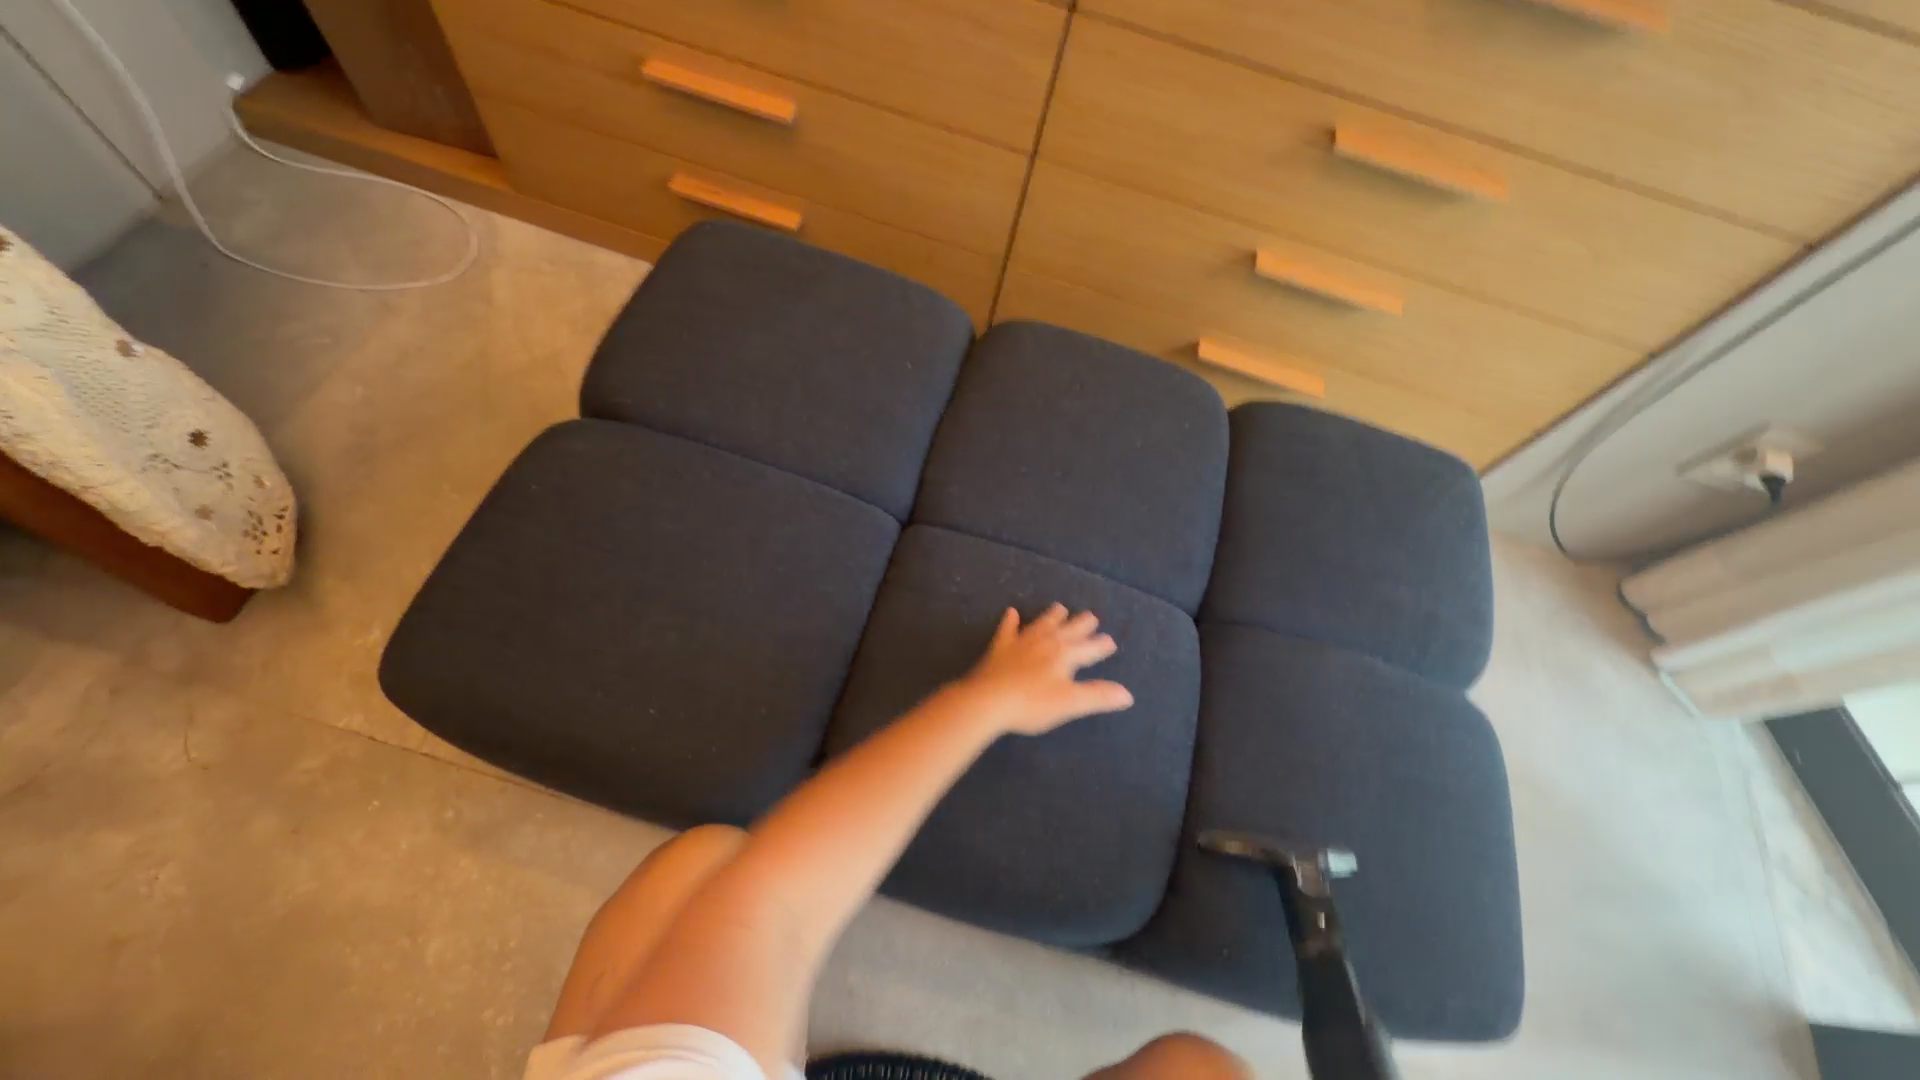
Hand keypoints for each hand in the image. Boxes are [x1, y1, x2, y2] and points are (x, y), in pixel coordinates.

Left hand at [952, 604, 1134, 735]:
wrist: (988, 700)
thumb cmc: (1032, 704)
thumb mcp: (1070, 703)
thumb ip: (1098, 696)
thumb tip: (1127, 694)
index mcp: (1064, 655)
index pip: (1088, 648)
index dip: (1100, 646)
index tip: (1110, 641)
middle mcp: (1045, 643)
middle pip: (1067, 631)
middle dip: (1081, 625)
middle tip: (1091, 616)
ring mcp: (1021, 643)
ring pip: (1041, 625)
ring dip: (1052, 617)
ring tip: (1060, 607)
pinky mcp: (1000, 649)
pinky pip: (1007, 630)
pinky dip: (1010, 621)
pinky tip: (1011, 612)